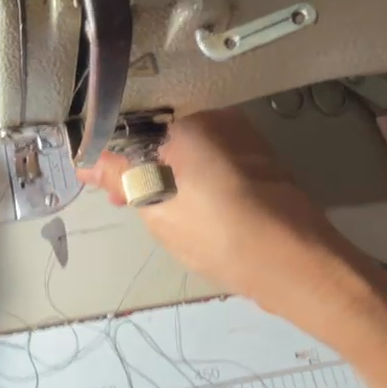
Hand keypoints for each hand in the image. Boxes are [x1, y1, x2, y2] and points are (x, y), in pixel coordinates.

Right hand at [79, 110, 374, 314]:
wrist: (301, 267)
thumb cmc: (220, 233)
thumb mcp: (158, 208)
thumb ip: (120, 177)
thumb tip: (85, 160)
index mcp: (194, 121)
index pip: (140, 131)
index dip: (121, 162)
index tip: (114, 194)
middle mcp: (223, 120)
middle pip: (168, 142)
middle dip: (148, 174)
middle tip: (135, 211)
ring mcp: (249, 142)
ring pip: (195, 157)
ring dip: (175, 182)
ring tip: (169, 222)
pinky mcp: (266, 166)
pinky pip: (220, 169)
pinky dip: (204, 188)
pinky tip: (201, 220)